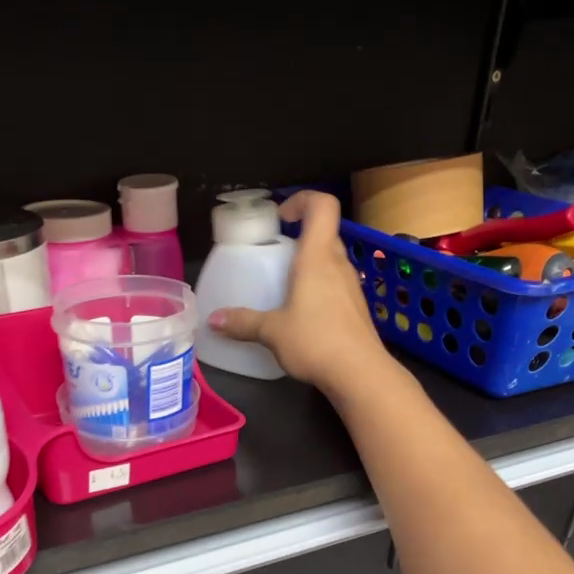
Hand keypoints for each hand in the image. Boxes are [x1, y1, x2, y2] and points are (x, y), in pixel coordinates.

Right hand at [209, 190, 392, 397]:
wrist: (361, 373)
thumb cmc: (316, 341)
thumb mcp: (272, 331)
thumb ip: (243, 322)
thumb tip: (213, 320)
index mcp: (317, 257)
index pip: (322, 206)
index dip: (302, 200)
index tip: (281, 218)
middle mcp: (339, 264)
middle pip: (325, 233)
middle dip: (301, 237)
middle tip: (276, 255)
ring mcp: (352, 286)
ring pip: (332, 261)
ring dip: (311, 264)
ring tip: (286, 286)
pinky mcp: (357, 308)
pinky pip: (337, 285)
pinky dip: (320, 288)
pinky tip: (305, 314)